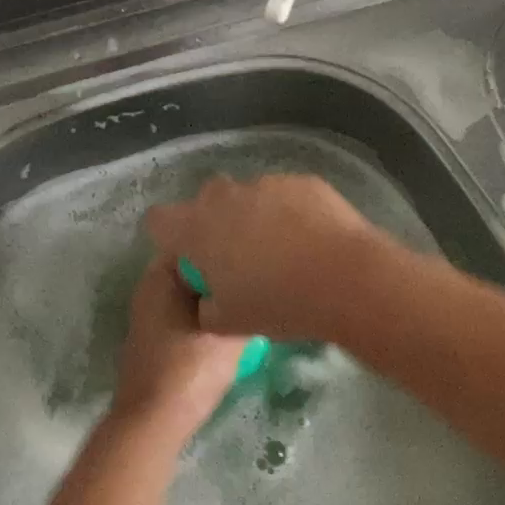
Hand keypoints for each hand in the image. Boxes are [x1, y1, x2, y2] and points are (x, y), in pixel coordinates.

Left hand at [110, 254, 248, 438]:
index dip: (225, 243)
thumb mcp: (231, 336)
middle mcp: (148, 285)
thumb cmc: (189, 369)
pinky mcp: (150, 335)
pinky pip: (181, 312)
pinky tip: (222, 328)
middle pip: (192, 267)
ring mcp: (146, 311)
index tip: (252, 254)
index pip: (196, 239)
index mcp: (160, 273)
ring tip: (243, 303)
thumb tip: (261, 287)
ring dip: (211, 296)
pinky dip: (200, 315)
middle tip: (253, 280)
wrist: (152, 421)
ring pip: (187, 292)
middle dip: (220, 272)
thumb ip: (247, 305)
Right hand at [145, 174, 392, 341]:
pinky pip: (283, 195)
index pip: (158, 220)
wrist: (346, 278)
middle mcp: (223, 197)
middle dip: (213, 222)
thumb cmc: (278, 304)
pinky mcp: (300, 181)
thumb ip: (206, 305)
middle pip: (204, 201)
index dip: (168, 237)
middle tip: (236, 258)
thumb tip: (209, 297)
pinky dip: (289, 213)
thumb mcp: (227, 323)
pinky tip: (310, 242)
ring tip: (281, 252)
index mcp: (196, 228)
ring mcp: (264, 183)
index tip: (188, 258)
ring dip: (253, 217)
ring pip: (247, 197)